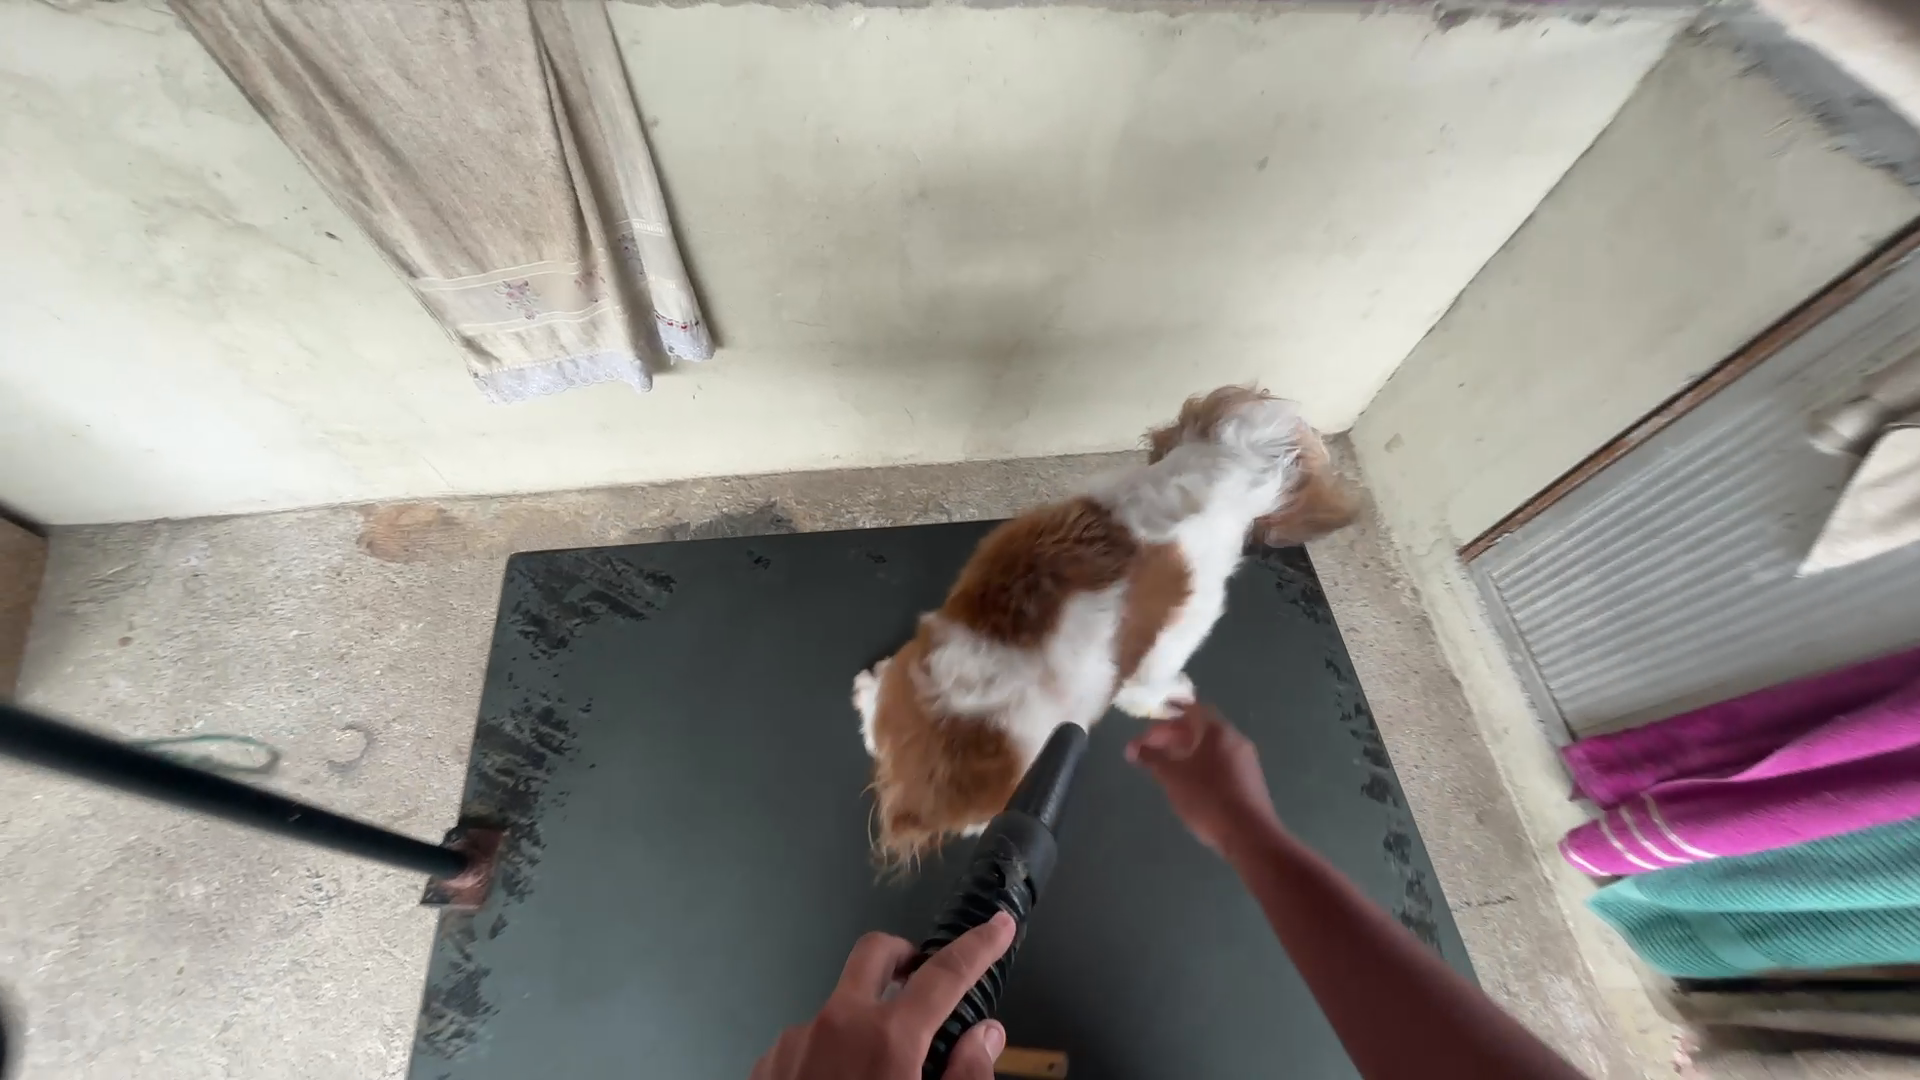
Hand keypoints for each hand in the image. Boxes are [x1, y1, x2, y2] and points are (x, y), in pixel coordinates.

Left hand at [750, 912, 1014, 1079]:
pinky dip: (829, 1054)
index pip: (946, 974)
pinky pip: (807, 1042)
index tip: (1000, 925)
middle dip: (904, 955)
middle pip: (875, 952)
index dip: (980, 946)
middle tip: (922, 980)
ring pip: (838, 1006)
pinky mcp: (765, 1067)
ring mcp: (794, 1042)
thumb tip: (984, 1034)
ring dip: (863, 1022)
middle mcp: (837, 1024)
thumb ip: (967, 1078)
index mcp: (887, 1038)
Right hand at [1126, 701, 1280, 854]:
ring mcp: (1245, 760)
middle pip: (1199, 728)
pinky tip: (1187, 782)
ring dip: (1185, 751)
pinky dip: (1200, 764)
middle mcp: (1234, 739)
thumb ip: (1151, 757)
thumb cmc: (1207, 797)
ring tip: (1164, 766)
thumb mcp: (1171, 776)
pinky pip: (1220, 762)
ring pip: (1209, 747)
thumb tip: (1133, 747)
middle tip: (1149, 747)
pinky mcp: (1249, 781)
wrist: (1250, 836)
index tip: (1154, 713)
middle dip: (1171, 735)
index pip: (1190, 709)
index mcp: (1217, 730)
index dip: (1169, 710)